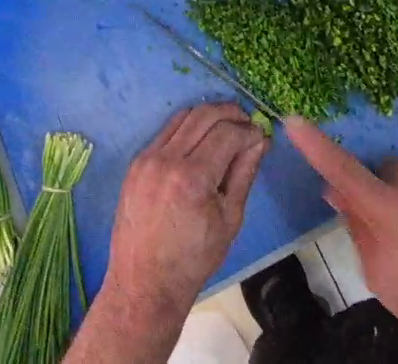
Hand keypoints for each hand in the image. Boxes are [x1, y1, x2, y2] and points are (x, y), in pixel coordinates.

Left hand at [106, 102, 270, 314]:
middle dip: (232, 113)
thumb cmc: (194, 258)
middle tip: (248, 122)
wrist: (144, 283)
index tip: (261, 136)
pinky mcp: (136, 163)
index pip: (228, 133)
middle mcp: (167, 160)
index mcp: (192, 178)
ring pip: (184, 116)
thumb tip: (259, 141)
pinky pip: (166, 131)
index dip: (249, 130)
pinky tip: (201, 139)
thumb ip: (244, 173)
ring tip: (227, 125)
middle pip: (205, 115)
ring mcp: (147, 159)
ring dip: (209, 114)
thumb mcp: (230, 219)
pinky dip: (188, 127)